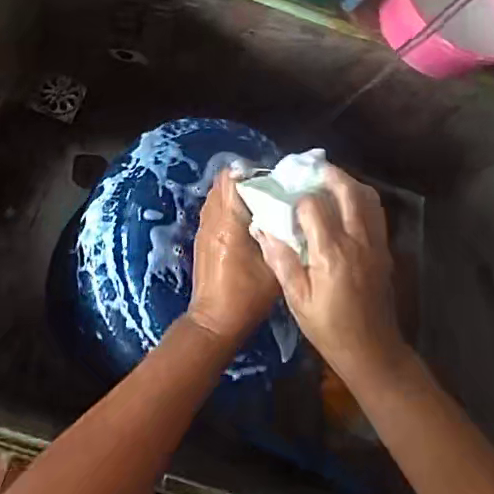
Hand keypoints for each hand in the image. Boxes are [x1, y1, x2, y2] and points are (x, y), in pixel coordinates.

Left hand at [186, 168, 279, 343]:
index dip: (251, 172)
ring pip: (217, 195)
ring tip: (261, 200)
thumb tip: (291, 214)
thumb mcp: (273, 269)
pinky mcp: (202, 238)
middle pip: (222, 183)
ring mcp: (203, 229)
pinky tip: (248, 218)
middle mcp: (211, 220)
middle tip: (269, 186)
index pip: (231, 179)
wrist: (213, 322)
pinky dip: (229, 205)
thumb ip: (280, 237)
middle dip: (245, 179)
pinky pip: (214, 209)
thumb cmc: (246, 298)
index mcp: (227, 224)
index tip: (272, 176)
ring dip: (236, 192)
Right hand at [255, 164, 407, 383]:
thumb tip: (263, 229)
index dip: (297, 199)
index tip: (285, 201)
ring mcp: (375, 243)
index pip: (314, 206)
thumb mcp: (297, 300)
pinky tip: (345, 204)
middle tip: (309, 169)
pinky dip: (361, 199)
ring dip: (347, 183)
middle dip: (328, 174)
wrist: (373, 351)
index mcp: (332, 253)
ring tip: (327, 181)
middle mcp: (357, 241)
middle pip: (347, 191)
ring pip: (367, 197)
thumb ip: (281, 261)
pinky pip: (376, 212)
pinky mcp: (384, 249)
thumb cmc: (330, 329)